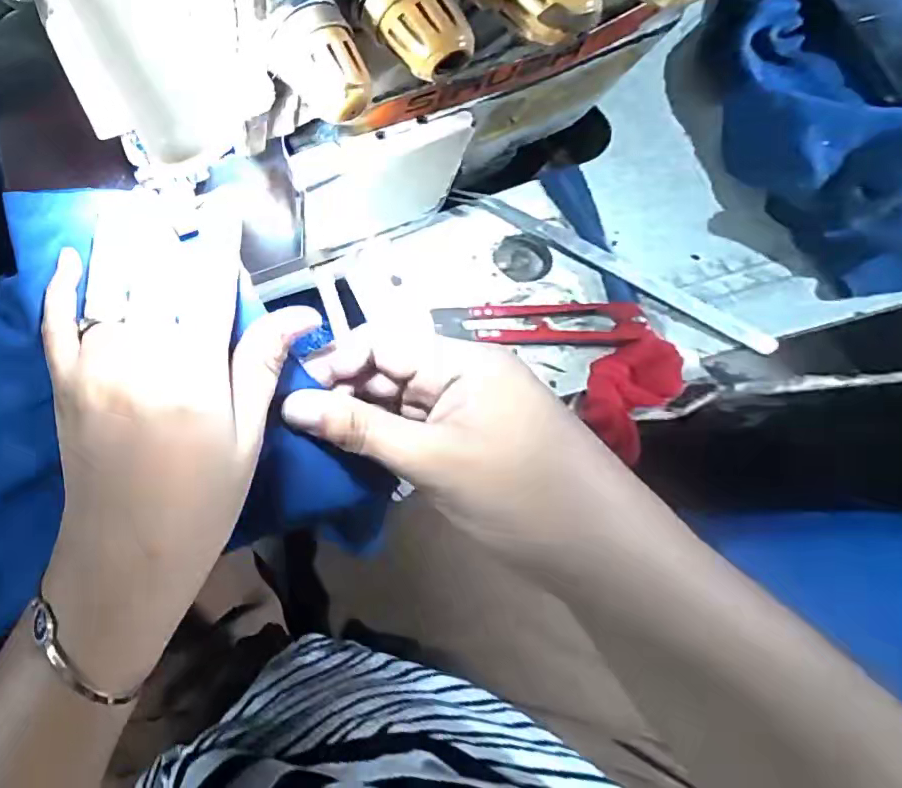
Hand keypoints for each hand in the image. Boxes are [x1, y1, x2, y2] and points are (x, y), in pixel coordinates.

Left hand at [37, 202, 317, 692]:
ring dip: (116, 242)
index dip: (218, 236)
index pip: (208, 282)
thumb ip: (260, 367)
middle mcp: (139, 355)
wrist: (123, 555)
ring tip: (126, 207)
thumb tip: (299, 314)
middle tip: (169, 196)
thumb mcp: (245, 441)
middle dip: (163, 227)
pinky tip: (67, 258)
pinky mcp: (62, 381)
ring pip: (104, 286)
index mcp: (192, 371)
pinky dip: (58, 288)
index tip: (224, 203)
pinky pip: (54, 324)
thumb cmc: (200, 505)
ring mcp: (93, 365)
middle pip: (152, 272)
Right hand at [281, 325, 663, 574]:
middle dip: (341, 389)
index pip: (381, 340)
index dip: (335, 361)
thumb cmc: (522, 499)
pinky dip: (382, 435)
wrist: (611, 562)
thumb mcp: (431, 462)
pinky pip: (411, 424)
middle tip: (295, 419)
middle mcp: (461, 371)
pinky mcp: (465, 436)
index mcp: (461, 359)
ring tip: (314, 436)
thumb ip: (358, 428)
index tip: (294, 391)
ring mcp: (464, 405)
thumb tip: (290, 405)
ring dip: (358, 415)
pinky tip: (350, 451)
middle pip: (386, 366)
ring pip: (395, 397)